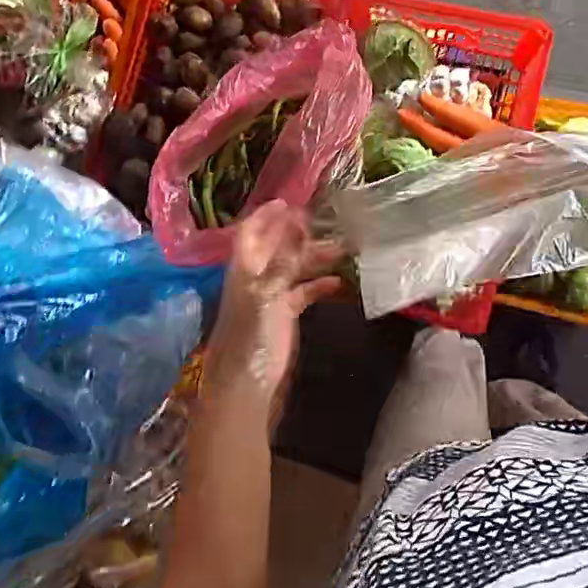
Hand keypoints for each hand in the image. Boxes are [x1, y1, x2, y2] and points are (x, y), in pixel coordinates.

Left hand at [203, 201, 343, 405]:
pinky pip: (303, 292)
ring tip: (342, 247)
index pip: (252, 232)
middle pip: (276, 247)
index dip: (267, 215)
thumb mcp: (267, 293)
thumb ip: (284, 260)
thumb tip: (298, 224)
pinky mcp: (283, 315)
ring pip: (293, 268)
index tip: (289, 201)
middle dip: (297, 233)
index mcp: (245, 268)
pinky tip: (338, 281)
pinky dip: (318, 284)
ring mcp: (270, 296)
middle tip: (324, 220)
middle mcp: (256, 277)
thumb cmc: (251, 336)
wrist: (245, 385)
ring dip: (314, 256)